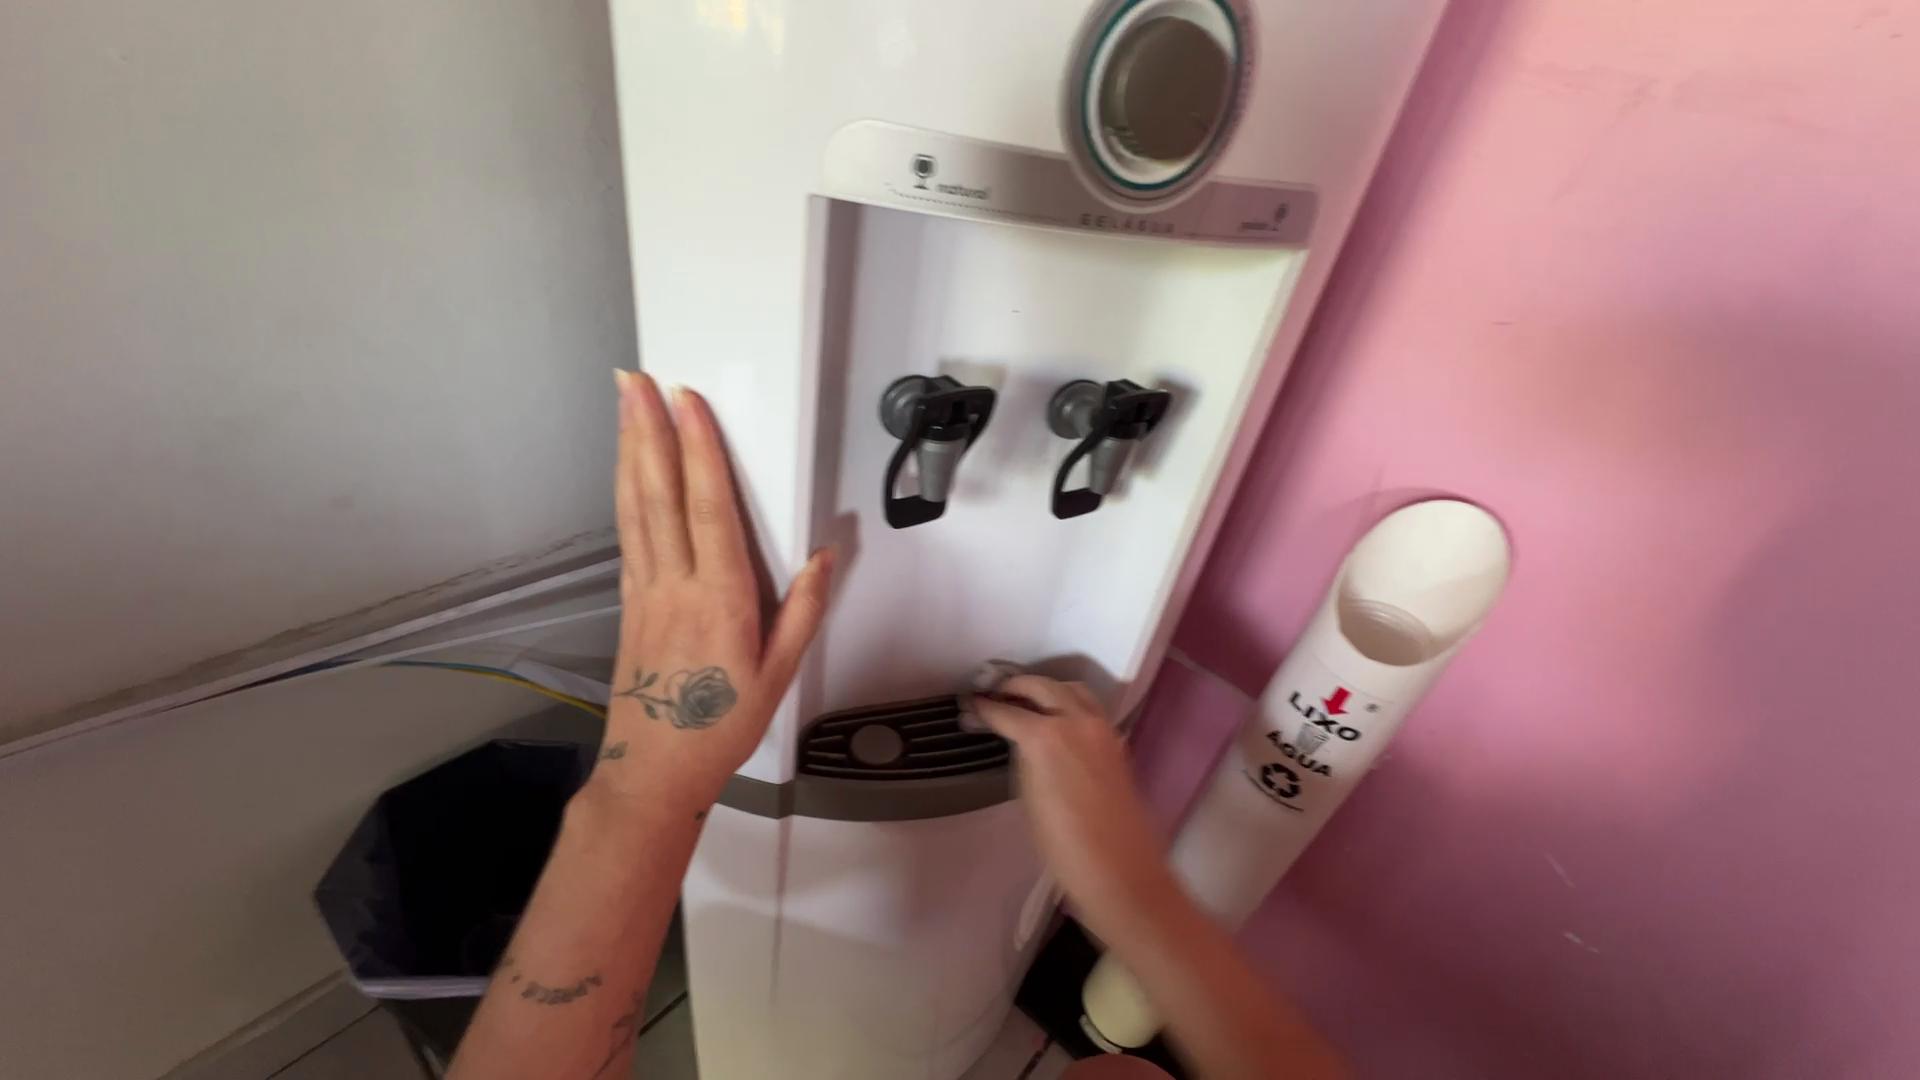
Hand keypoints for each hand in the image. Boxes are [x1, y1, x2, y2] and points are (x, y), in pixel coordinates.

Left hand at [599, 370, 832, 804]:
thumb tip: (824, 555)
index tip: (688, 403)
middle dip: (649, 431)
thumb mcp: (780, 673)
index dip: (699, 450)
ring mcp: (645, 591)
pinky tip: (624, 473)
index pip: (708, 508)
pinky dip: (624, 494)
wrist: (654, 770)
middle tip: (635, 380)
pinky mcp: (630, 602)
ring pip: (635, 508)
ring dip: (629, 452)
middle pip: (659, 494)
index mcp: (719, 598)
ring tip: (623, 408)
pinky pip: (627, 534)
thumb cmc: (721, 725)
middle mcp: (675, 585)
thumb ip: (803, 609)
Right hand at [972, 676, 1179, 939]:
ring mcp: (1101, 728)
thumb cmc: (1064, 845)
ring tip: (1027, 699)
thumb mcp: (1029, 798)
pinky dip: (1069, 703)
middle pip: (1041, 687)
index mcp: (1046, 735)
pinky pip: (1089, 707)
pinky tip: (1057, 718)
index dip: (986, 707)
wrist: (1120, 872)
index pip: (1008, 712)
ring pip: (1071, 690)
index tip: (972, 704)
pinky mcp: (1116, 742)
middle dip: (1016, 686)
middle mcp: (1076, 721)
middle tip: (996, 692)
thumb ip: (1025, 758)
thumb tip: (1021, 742)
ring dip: (1046, 689)